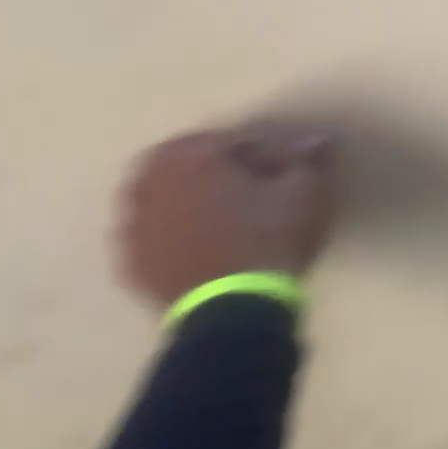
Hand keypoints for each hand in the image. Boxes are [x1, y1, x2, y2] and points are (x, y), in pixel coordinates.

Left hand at [118, 124, 338, 308]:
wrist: (232, 309)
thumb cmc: (268, 238)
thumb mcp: (304, 194)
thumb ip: (307, 160)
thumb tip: (317, 139)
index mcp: (189, 156)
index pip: (231, 140)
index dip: (264, 151)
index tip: (285, 167)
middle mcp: (150, 182)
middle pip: (187, 162)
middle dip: (215, 168)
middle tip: (248, 186)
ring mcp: (133, 225)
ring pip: (163, 197)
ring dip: (188, 199)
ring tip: (223, 218)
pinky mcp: (131, 262)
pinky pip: (155, 235)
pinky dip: (174, 233)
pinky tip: (202, 246)